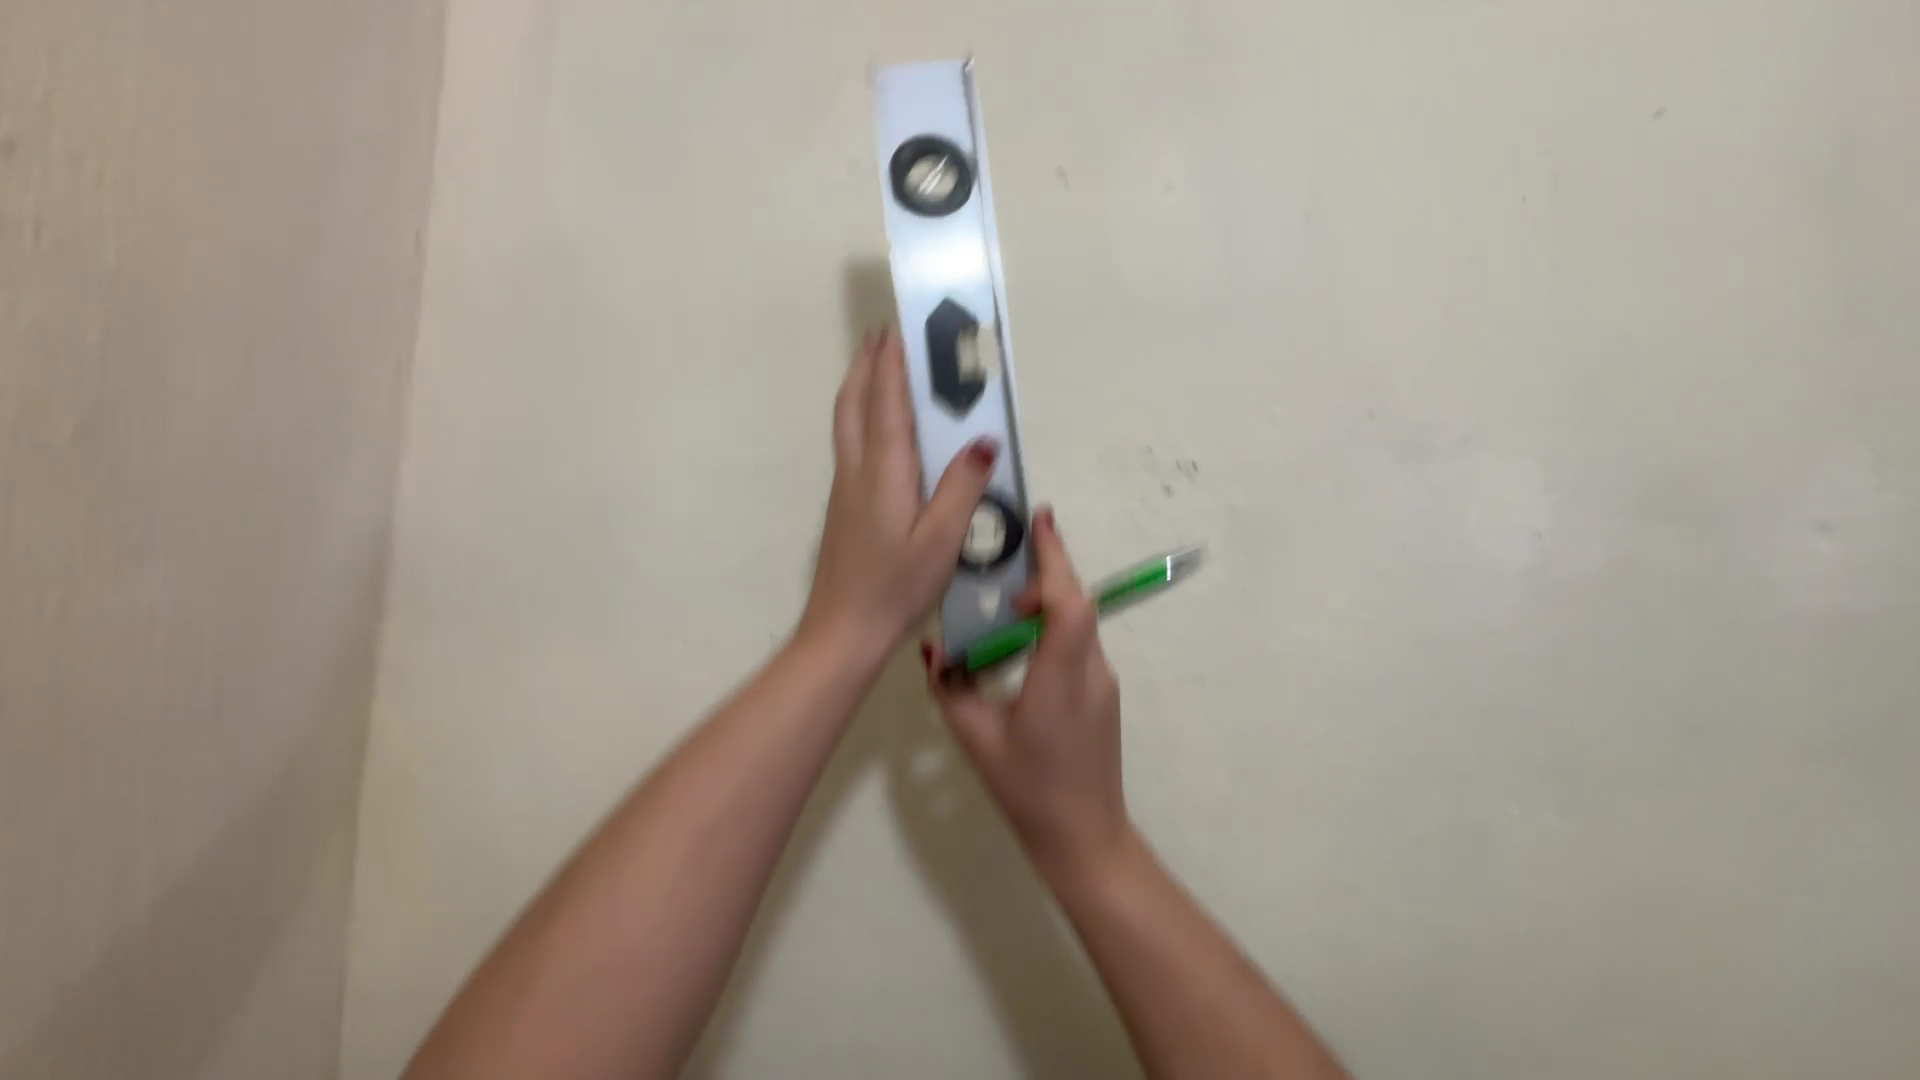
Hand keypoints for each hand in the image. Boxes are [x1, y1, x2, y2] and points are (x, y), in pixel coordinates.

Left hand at [799, 327, 996, 658]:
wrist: (843, 631)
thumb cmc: (896, 587)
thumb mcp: (941, 541)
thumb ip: (962, 488)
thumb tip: (984, 441)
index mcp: (883, 473)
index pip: (887, 403)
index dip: (892, 364)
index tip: (897, 328)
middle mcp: (857, 471)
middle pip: (854, 404)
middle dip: (867, 366)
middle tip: (883, 337)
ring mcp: (844, 490)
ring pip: (846, 423)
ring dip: (860, 389)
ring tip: (877, 370)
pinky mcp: (843, 509)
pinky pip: (849, 445)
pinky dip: (860, 418)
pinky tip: (877, 431)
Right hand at [924, 508, 1133, 871]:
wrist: (1085, 837)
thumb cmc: (1028, 790)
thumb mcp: (976, 739)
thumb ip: (952, 689)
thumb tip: (933, 649)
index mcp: (1059, 679)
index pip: (1069, 605)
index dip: (1056, 559)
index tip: (1040, 520)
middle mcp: (1091, 672)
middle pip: (1077, 604)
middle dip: (1048, 573)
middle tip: (1010, 568)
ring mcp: (1103, 683)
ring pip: (1081, 623)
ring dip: (1051, 602)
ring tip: (1009, 607)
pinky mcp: (1104, 694)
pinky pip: (1081, 644)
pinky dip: (1056, 628)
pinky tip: (1025, 646)